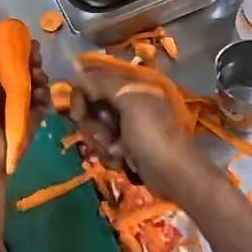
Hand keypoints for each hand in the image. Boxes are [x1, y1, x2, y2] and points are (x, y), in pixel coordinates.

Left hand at [0, 35, 48, 195]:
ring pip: (35, 87)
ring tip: (39, 80)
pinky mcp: (30, 122)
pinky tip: (40, 98)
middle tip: (37, 59)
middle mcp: (3, 95)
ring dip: (39, 80)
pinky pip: (41, 106)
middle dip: (32, 64)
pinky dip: (43, 100)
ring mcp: (18, 109)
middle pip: (23, 73)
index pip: (6, 63)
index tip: (29, 42)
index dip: (17, 51)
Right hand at [72, 69, 223, 206]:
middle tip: (107, 137)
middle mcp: (127, 103)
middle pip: (90, 108)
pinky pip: (103, 147)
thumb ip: (104, 84)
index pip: (93, 81)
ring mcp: (125, 127)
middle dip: (93, 126)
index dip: (81, 96)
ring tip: (119, 152)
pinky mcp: (124, 148)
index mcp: (131, 87)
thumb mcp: (131, 102)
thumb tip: (81, 77)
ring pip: (94, 131)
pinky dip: (110, 156)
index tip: (78, 114)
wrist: (173, 174)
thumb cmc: (153, 134)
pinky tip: (122, 162)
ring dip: (101, 144)